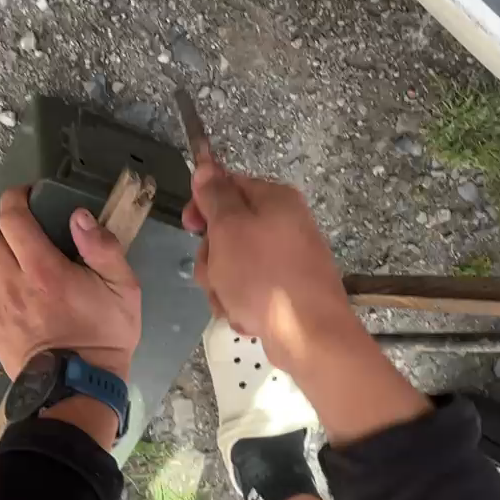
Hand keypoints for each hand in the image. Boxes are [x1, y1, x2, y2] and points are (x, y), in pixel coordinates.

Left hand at [0, 186, 140, 379]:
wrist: (80, 388)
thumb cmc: (104, 336)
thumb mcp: (124, 289)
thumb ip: (103, 248)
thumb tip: (79, 216)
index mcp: (43, 271)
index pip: (13, 219)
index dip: (15, 198)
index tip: (27, 196)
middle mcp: (10, 285)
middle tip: (15, 226)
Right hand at [182, 162, 359, 371]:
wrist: (309, 335)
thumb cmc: (264, 276)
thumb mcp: (229, 229)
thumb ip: (215, 196)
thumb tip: (206, 164)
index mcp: (275, 199)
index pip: (227, 186)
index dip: (202, 206)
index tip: (190, 227)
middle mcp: (284, 223)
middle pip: (227, 229)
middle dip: (212, 256)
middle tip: (215, 273)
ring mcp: (287, 258)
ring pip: (233, 263)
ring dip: (222, 284)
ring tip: (231, 301)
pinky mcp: (286, 289)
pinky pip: (249, 287)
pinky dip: (240, 301)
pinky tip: (246, 316)